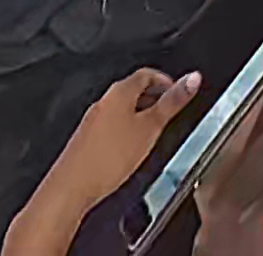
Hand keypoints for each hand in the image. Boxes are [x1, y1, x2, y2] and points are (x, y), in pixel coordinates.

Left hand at [43, 68, 201, 213]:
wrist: (70, 188)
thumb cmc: (106, 157)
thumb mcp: (151, 127)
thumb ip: (173, 102)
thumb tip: (192, 78)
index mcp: (121, 91)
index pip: (147, 73)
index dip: (165, 80)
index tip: (176, 90)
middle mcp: (105, 100)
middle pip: (134, 89)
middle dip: (153, 97)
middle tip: (168, 109)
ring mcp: (93, 119)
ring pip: (122, 108)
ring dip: (139, 114)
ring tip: (152, 130)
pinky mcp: (85, 139)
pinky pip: (110, 124)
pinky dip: (124, 129)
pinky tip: (129, 148)